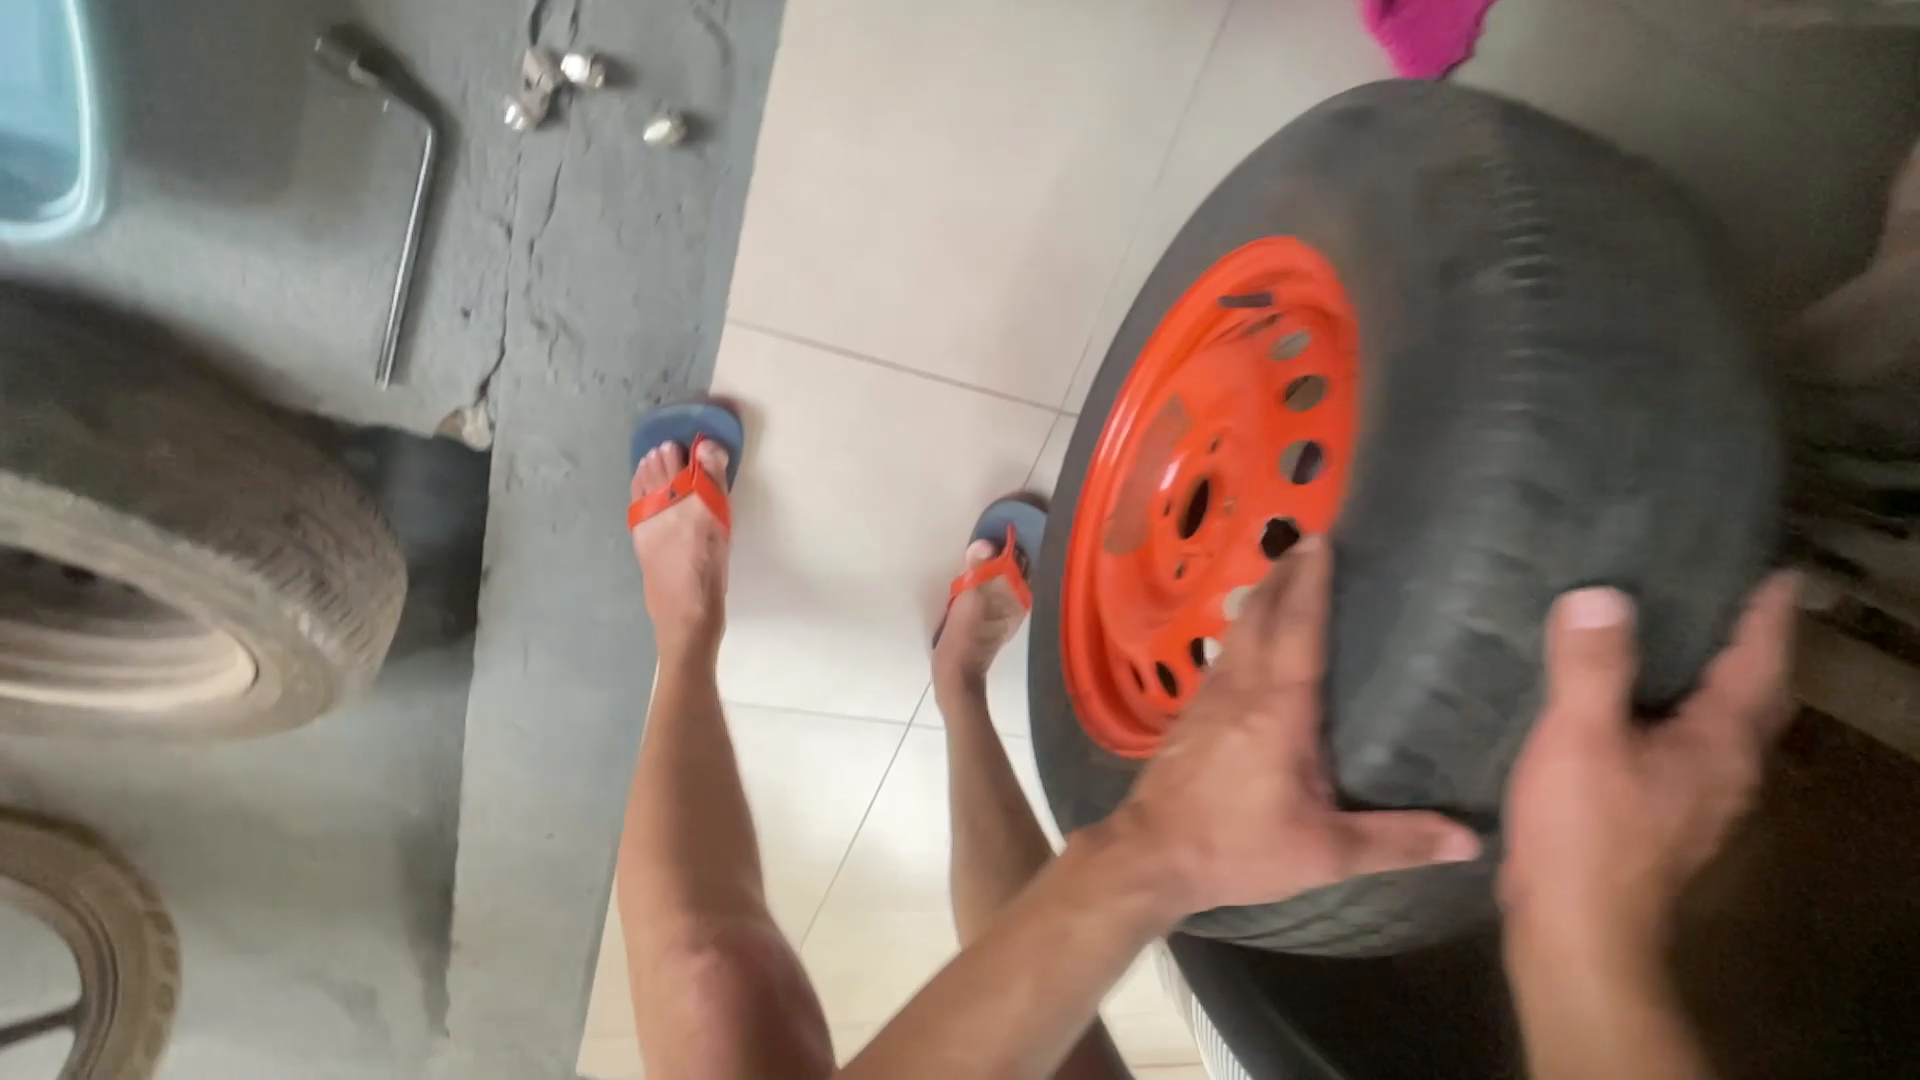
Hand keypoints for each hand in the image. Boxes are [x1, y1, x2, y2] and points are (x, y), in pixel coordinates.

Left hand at [1104, 537, 1480, 917]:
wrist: (1152, 852)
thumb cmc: (1236, 849)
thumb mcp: (1323, 854)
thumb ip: (1396, 842)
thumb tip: (1471, 841)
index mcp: (1276, 711)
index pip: (1298, 632)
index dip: (1311, 584)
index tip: (1321, 542)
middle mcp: (1239, 690)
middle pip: (1263, 618)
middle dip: (1285, 576)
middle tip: (1308, 541)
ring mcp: (1208, 697)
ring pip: (1237, 632)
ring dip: (1262, 598)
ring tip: (1283, 574)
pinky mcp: (1190, 712)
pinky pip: (1223, 655)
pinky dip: (1242, 630)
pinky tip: (1249, 636)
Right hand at [1500, 574, 1798, 954]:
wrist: (1575, 927)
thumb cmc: (1584, 830)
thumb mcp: (1580, 739)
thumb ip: (1590, 669)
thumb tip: (1600, 595)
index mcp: (1720, 746)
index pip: (1757, 668)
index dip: (1765, 619)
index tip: (1773, 574)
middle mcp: (1725, 772)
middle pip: (1749, 700)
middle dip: (1744, 652)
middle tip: (1719, 603)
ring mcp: (1693, 801)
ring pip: (1713, 728)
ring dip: (1703, 685)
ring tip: (1668, 646)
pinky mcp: (1656, 819)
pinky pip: (1675, 749)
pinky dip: (1664, 717)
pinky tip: (1623, 715)